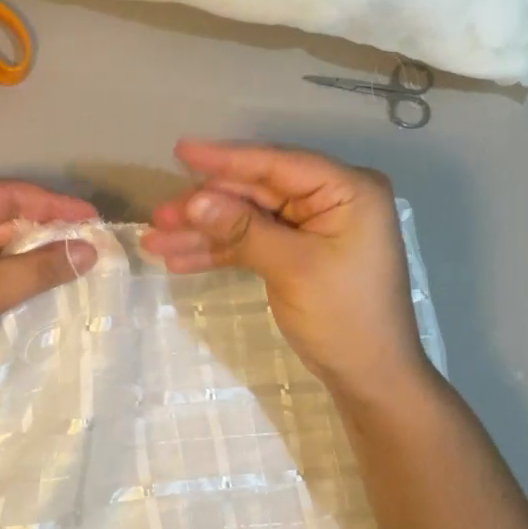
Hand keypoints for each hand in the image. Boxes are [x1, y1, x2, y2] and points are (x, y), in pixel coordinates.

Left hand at [0, 180, 97, 405]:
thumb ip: (39, 267)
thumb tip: (90, 249)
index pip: (8, 194)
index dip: (55, 206)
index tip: (96, 220)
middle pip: (3, 216)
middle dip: (46, 232)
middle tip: (93, 247)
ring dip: (32, 256)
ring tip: (78, 266)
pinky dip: (12, 273)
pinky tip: (43, 284)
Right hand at [141, 141, 427, 391]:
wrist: (370, 377)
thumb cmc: (343, 316)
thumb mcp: (292, 268)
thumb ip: (243, 229)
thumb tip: (195, 200)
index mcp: (347, 189)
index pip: (278, 164)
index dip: (226, 159)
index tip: (180, 151)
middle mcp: (332, 200)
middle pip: (257, 191)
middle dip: (207, 205)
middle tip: (158, 215)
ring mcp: (315, 228)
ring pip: (249, 219)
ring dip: (205, 232)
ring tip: (156, 242)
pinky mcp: (299, 254)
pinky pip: (254, 244)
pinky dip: (221, 252)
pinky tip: (180, 260)